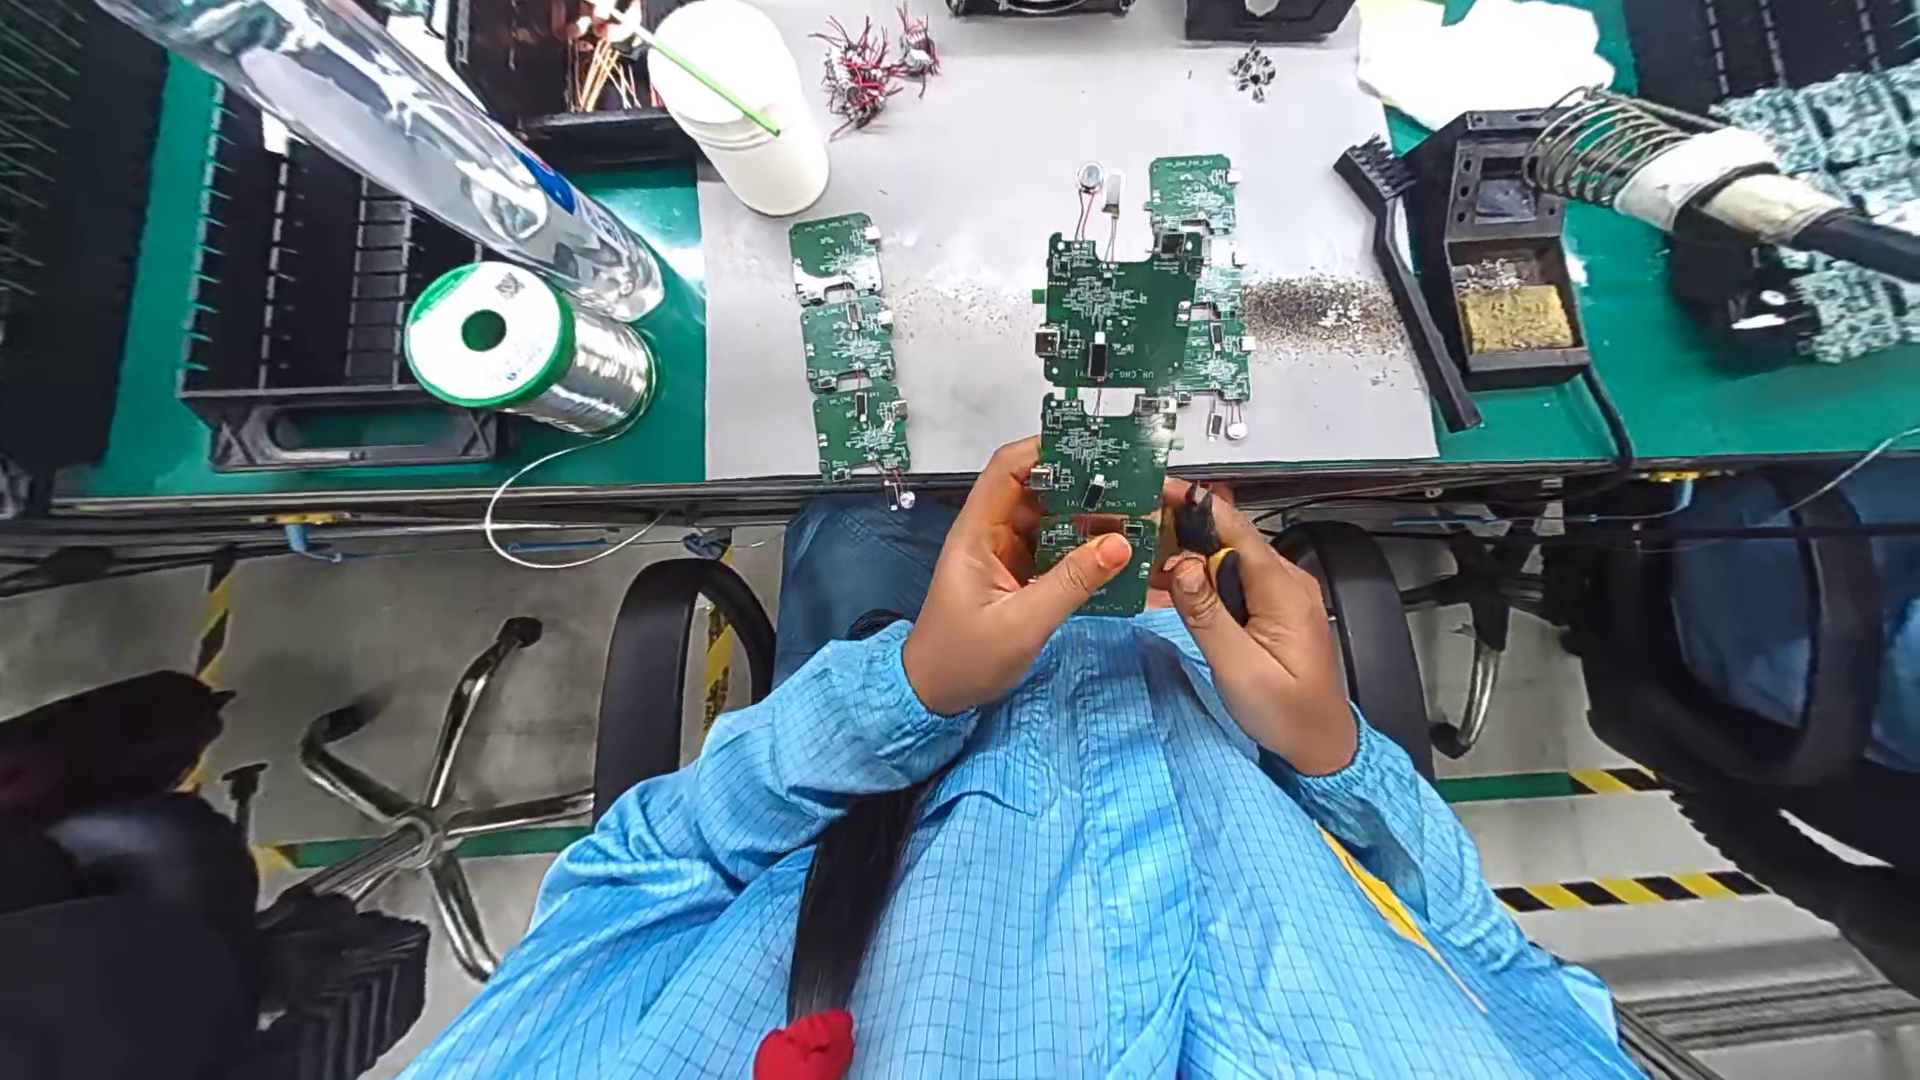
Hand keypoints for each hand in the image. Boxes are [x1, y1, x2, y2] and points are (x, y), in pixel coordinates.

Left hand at [902, 437, 1133, 714]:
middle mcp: (991, 535)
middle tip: (1128, 489)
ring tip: (1131, 519)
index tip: (1092, 447)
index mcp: (976, 534)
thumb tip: (1118, 545)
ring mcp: (1006, 555)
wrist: (935, 693)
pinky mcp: (1019, 576)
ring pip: (1050, 521)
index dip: (1045, 450)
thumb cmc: (960, 659)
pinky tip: (1111, 553)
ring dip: (1086, 519)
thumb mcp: (1020, 624)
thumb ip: (1071, 584)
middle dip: (1080, 487)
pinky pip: (1055, 550)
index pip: (1007, 470)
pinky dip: (1081, 549)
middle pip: (1037, 492)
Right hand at [1161, 481, 1356, 775]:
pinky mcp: (1268, 606)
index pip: (1235, 529)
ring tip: (1143, 551)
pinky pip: (1229, 578)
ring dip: (1186, 552)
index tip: (1158, 490)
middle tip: (1137, 526)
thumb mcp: (1238, 666)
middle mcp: (1284, 581)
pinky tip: (1170, 582)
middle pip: (1227, 538)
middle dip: (1182, 527)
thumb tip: (1180, 564)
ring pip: (1225, 556)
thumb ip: (1206, 613)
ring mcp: (1277, 592)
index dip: (1195, 504)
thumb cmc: (1285, 712)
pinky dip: (1198, 576)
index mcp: (1282, 589)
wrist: (1320, 747)